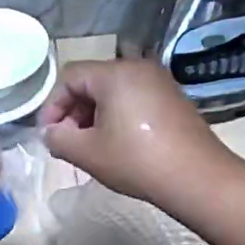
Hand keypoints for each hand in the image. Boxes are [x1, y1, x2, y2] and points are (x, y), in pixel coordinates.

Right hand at [40, 60, 235, 208]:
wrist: (194, 176)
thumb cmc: (135, 161)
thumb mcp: (86, 153)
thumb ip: (58, 139)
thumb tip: (50, 133)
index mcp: (114, 74)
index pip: (70, 77)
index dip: (53, 106)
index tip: (50, 135)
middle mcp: (138, 68)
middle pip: (92, 82)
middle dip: (74, 111)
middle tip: (68, 143)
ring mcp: (159, 82)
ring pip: (113, 92)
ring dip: (94, 116)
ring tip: (91, 147)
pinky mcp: (172, 98)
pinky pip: (134, 99)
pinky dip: (117, 117)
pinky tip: (118, 145)